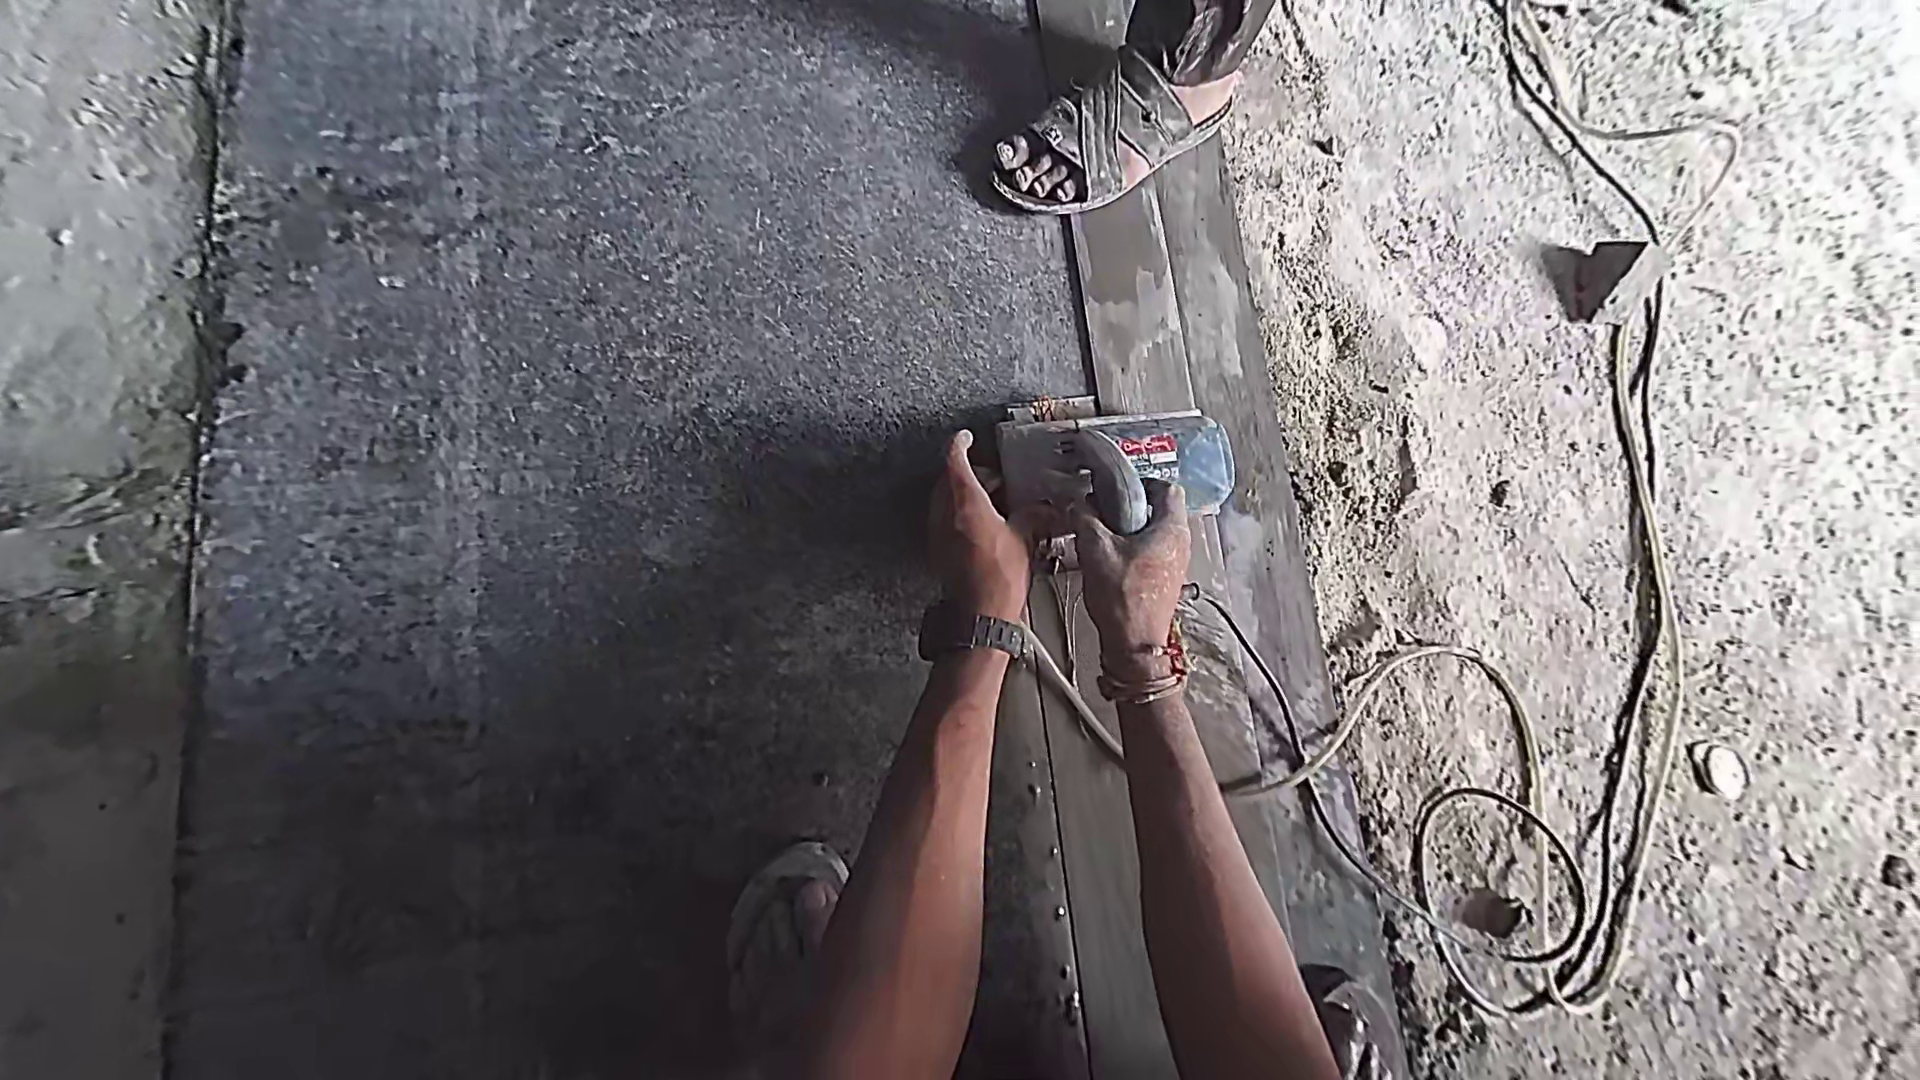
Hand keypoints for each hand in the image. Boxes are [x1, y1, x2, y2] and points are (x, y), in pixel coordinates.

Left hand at [928, 430, 1033, 622]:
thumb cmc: (1000, 579)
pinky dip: (959, 512)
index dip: (959, 445)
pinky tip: (982, 524)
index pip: (955, 462)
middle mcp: (946, 514)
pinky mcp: (938, 549)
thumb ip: (1031, 517)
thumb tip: (1043, 511)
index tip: (965, 438)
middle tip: (992, 477)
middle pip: (948, 479)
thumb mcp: (1022, 540)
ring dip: (963, 493)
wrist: (980, 615)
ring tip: (990, 501)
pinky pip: (944, 519)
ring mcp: (938, 532)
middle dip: (968, 472)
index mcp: (967, 504)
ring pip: (944, 499)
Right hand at [1073, 480, 1191, 680]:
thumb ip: (1084, 518)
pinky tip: (1107, 555)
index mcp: (1172, 529)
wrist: (1134, 645)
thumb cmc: (1123, 600)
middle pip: (1157, 508)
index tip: (1115, 486)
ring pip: (1152, 529)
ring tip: (1101, 532)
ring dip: (1127, 526)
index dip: (1139, 481)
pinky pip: (1149, 548)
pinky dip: (1130, 545)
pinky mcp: (1164, 577)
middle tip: (1102, 508)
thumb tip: (1075, 502)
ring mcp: (1174, 561)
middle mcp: (1180, 543)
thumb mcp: (1095, 550)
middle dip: (1128, 505)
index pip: (1166, 486)